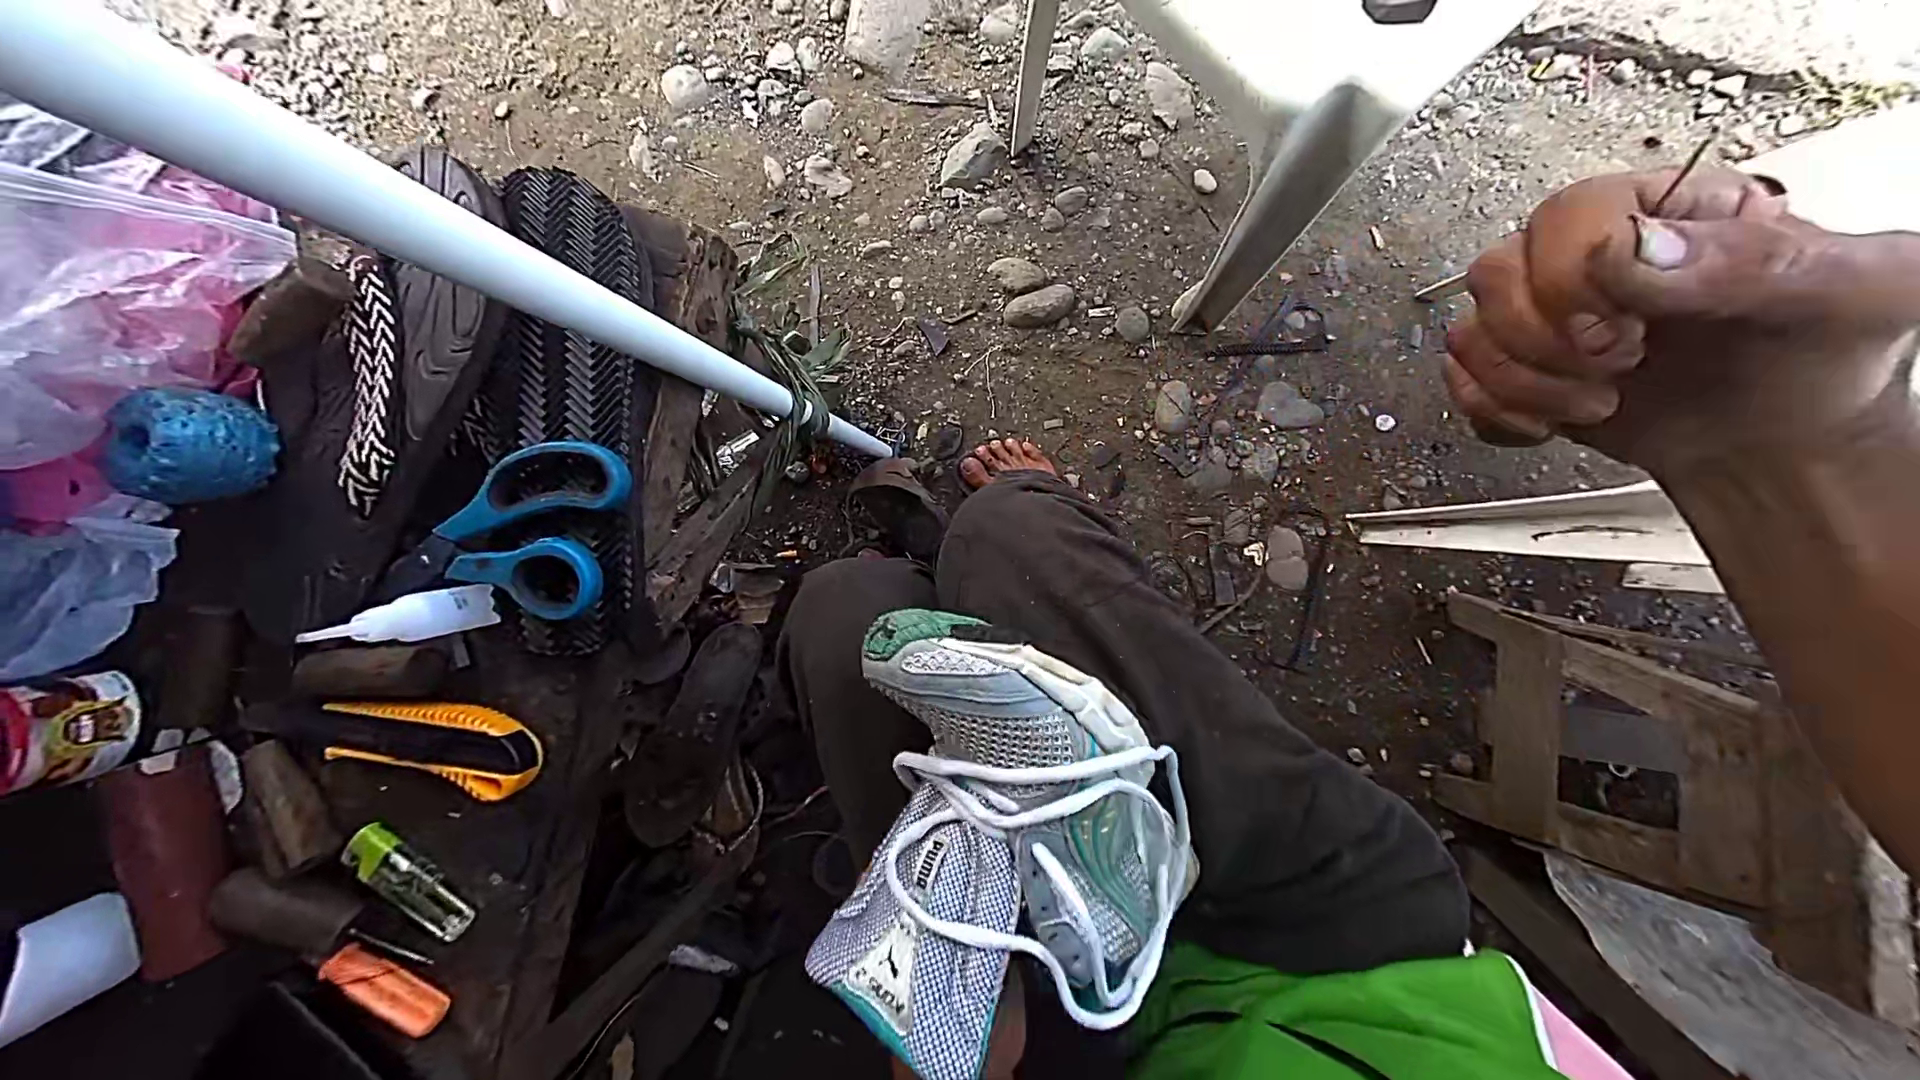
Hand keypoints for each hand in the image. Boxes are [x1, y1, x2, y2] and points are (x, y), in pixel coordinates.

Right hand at [1445, 167, 1919, 476]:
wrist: (1773, 442)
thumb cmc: (1817, 361)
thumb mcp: (1848, 290)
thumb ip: (1747, 258)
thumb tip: (1625, 250)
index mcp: (1664, 212)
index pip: (1566, 216)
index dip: (1575, 280)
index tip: (1630, 329)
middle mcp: (1583, 260)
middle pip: (1494, 273)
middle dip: (1543, 338)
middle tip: (1614, 361)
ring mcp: (1535, 319)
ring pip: (1467, 336)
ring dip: (1524, 384)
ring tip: (1595, 399)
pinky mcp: (1507, 371)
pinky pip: (1459, 385)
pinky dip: (1500, 413)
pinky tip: (1552, 420)